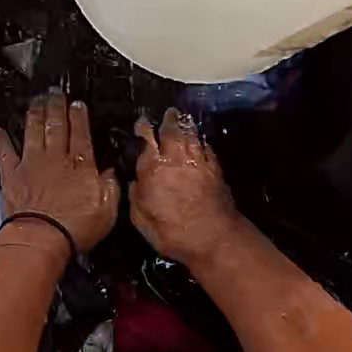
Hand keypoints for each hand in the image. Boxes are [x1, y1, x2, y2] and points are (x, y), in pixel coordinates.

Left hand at [0, 94, 120, 253]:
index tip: (77, 104)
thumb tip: (110, 171)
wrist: (41, 238)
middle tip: (55, 93)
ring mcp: (31, 164)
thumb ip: (110, 186)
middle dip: (56, 107)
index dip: (79, 116)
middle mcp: (55, 158)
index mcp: (80, 165)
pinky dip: (0, 140)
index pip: (81, 133)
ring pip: (33, 131)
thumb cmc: (76, 227)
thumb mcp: (107, 210)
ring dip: (35, 114)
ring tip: (36, 101)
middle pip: (56, 126)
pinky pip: (5, 152)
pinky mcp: (12, 175)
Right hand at [131, 108, 247, 265]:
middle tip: (168, 113)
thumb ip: (136, 198)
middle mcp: (175, 159)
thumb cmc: (173, 233)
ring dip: (186, 126)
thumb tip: (136, 183)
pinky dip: (201, 141)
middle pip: (172, 130)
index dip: (144, 128)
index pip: (147, 139)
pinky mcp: (215, 169)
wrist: (214, 237)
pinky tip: (200, 141)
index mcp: (152, 169)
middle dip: (169, 119)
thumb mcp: (142, 221)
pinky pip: (206, 148)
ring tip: (183, 120)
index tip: (142, 124)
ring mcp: (198, 161)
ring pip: (191, 135)